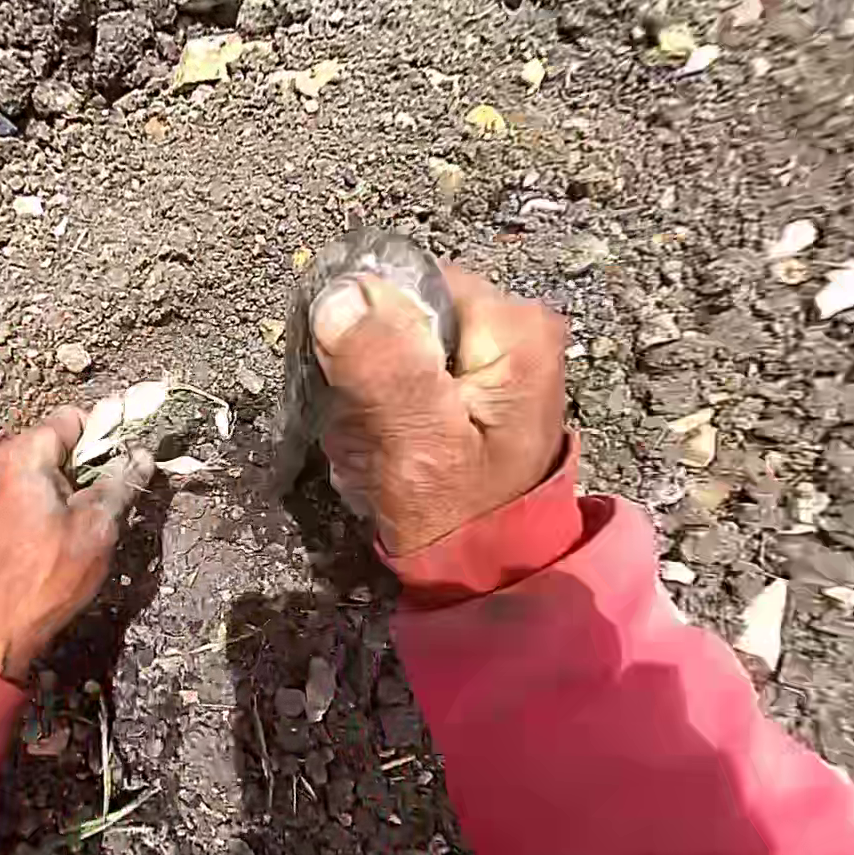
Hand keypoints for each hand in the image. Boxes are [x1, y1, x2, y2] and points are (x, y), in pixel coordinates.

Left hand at [0, 408, 151, 680]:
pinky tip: (80, 521)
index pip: (73, 418)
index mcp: (23, 457)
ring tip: (103, 509)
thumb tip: (142, 456)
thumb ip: (123, 480)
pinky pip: (38, 484)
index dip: (108, 431)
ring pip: (52, 464)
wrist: (0, 626)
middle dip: (97, 457)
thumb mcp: (99, 523)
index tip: (132, 451)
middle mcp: (2, 463)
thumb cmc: (49, 574)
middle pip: (62, 439)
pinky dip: (63, 493)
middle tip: (122, 485)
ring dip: (82, 478)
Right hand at [313, 264, 568, 554]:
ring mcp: (493, 357)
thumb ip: (383, 366)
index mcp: (513, 329)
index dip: (368, 332)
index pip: (410, 286)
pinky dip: (384, 410)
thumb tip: (339, 292)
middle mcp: (512, 328)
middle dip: (369, 373)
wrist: (484, 568)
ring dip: (371, 397)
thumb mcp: (418, 442)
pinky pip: (406, 375)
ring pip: (397, 347)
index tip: (356, 387)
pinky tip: (388, 447)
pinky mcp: (474, 383)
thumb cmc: (455, 513)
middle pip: (403, 316)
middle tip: (371, 430)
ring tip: (379, 446)